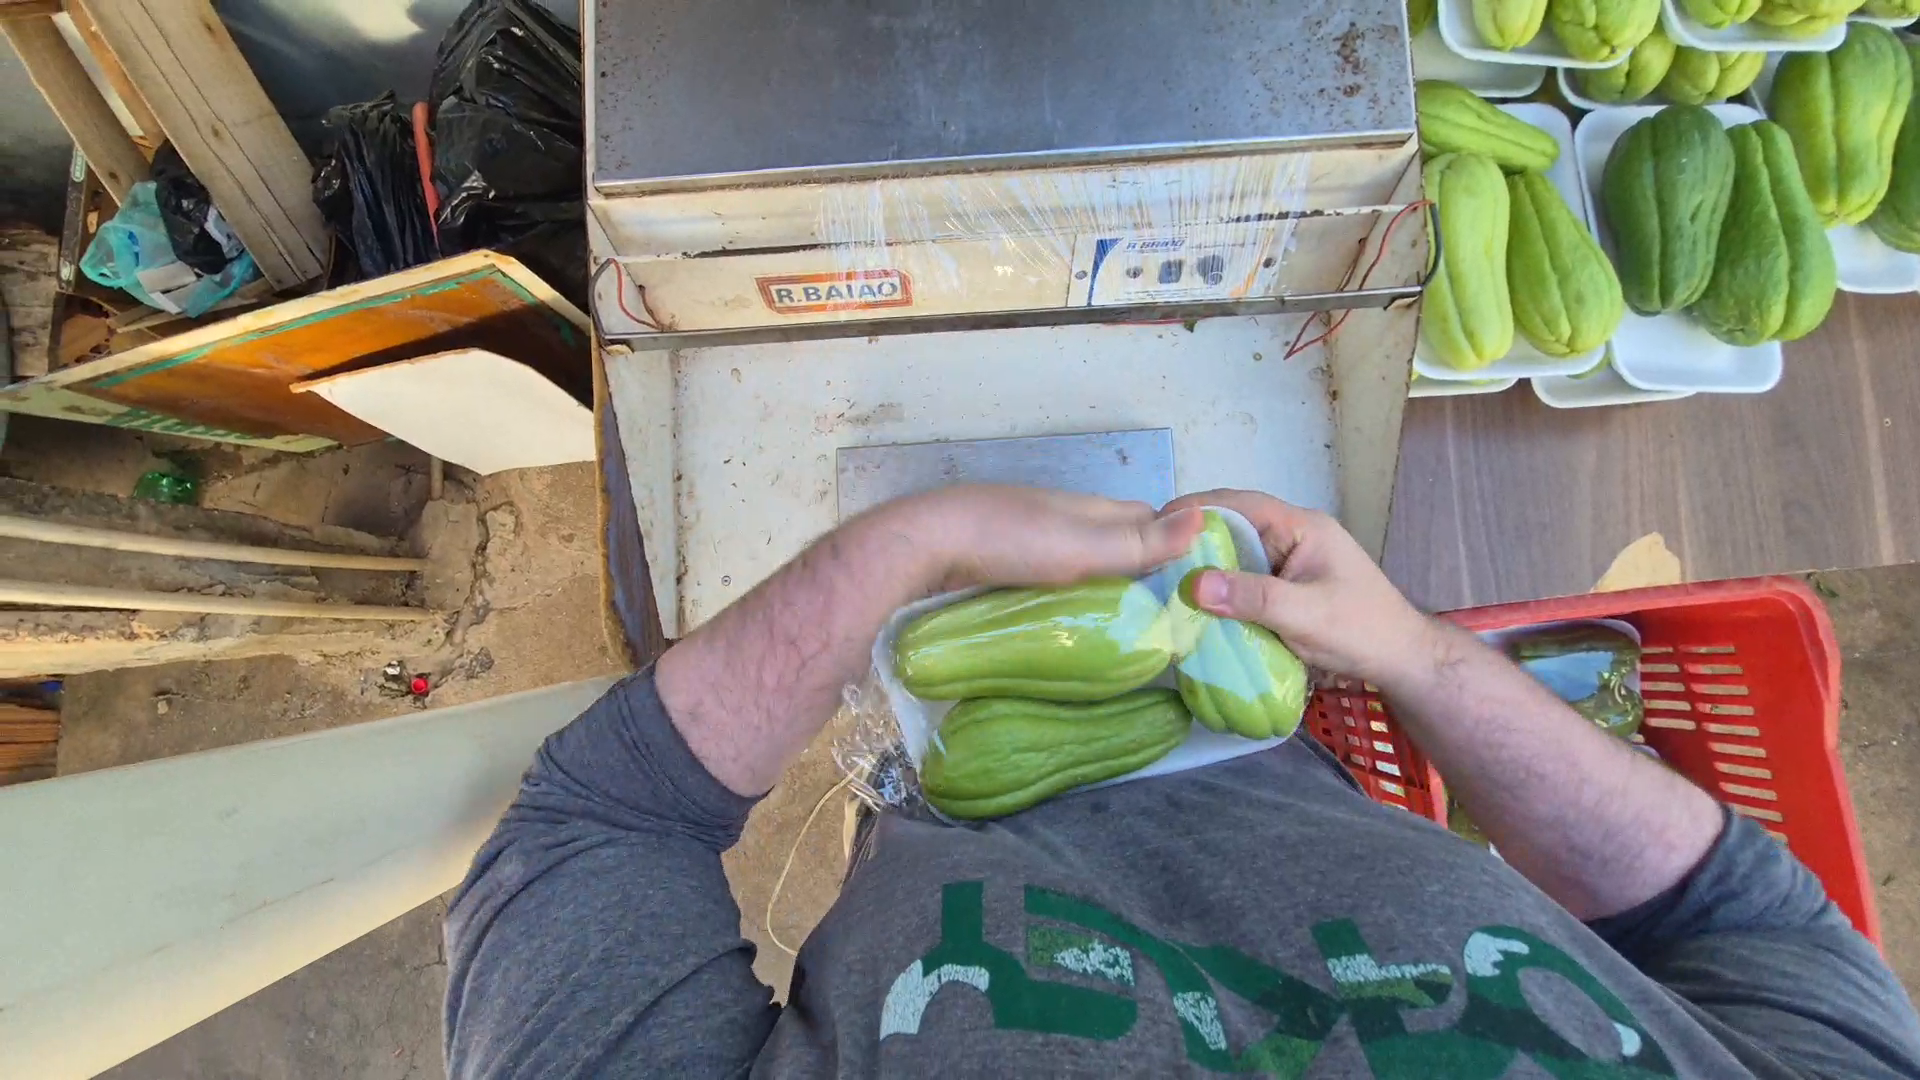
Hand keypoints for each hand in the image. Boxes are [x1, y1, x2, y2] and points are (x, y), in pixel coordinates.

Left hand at [882, 485, 1205, 592]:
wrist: (930, 544)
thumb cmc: (1012, 541)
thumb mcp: (1084, 544)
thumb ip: (1140, 539)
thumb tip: (1204, 517)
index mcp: (1090, 508)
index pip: (1147, 519)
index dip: (1172, 545)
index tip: (1194, 584)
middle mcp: (1063, 517)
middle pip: (1114, 538)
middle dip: (1140, 567)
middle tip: (1162, 617)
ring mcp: (1029, 538)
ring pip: (1080, 558)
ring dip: (1102, 582)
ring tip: (1122, 625)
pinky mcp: (1002, 561)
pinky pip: (1049, 574)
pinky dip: (1067, 591)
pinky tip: (1069, 617)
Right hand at [1161, 489, 1437, 689]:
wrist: (1403, 663)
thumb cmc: (1361, 631)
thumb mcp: (1305, 614)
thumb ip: (1252, 597)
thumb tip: (1193, 583)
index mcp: (1301, 527)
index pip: (1240, 503)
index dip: (1197, 508)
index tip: (1156, 522)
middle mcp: (1291, 536)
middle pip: (1232, 526)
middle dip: (1192, 538)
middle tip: (1150, 555)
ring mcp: (1287, 561)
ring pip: (1234, 552)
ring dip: (1203, 564)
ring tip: (1161, 576)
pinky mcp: (1283, 585)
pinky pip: (1241, 577)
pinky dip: (1217, 586)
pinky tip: (1194, 600)